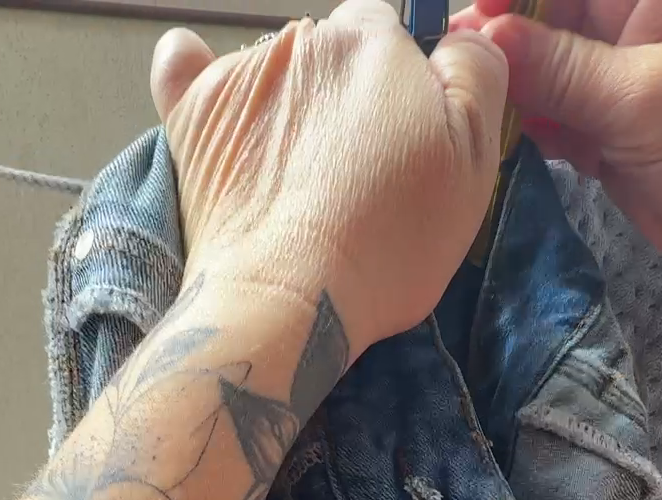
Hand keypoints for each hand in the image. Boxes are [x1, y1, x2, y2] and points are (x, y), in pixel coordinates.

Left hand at [151, 1, 506, 351]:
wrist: (285, 301)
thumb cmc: (386, 247)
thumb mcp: (472, 166)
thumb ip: (476, 79)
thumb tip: (462, 37)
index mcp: (376, 42)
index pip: (391, 35)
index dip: (399, 90)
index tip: (396, 146)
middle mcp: (306, 40)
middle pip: (330, 55)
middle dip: (344, 102)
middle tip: (348, 179)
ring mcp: (241, 73)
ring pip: (274, 73)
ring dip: (286, 107)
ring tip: (292, 183)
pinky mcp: (192, 115)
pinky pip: (185, 66)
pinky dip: (196, 75)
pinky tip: (211, 100)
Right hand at [451, 0, 661, 272]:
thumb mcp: (647, 94)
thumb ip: (562, 70)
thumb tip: (484, 37)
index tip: (465, 16)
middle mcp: (635, 26)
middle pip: (550, 21)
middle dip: (502, 40)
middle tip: (449, 66)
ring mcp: (619, 84)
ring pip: (544, 76)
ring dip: (509, 91)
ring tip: (462, 105)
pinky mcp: (608, 136)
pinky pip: (553, 123)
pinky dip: (525, 132)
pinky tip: (493, 138)